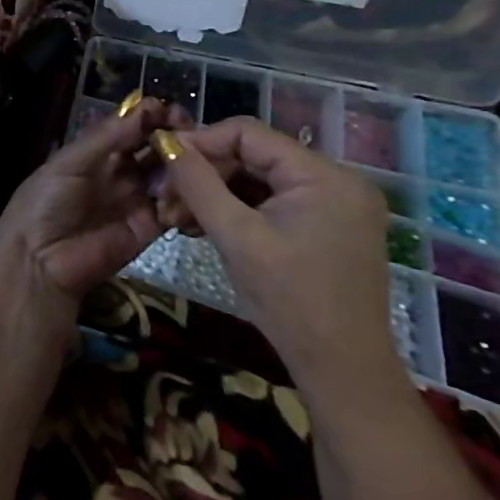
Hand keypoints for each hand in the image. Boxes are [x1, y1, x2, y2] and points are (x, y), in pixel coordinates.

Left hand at [0, 98, 191, 300]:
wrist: (40, 260)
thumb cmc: (46, 202)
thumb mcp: (69, 163)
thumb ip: (106, 138)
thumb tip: (144, 108)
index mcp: (93, 154)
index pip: (128, 128)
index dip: (149, 117)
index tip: (171, 109)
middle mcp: (116, 173)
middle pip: (152, 148)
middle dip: (172, 137)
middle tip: (192, 132)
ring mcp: (134, 199)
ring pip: (167, 175)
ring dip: (182, 165)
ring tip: (197, 158)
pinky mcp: (149, 227)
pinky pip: (173, 207)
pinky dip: (184, 196)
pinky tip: (191, 188)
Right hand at [157, 116, 397, 386]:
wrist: (339, 365)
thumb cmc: (287, 297)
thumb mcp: (234, 235)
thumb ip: (197, 183)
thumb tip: (165, 142)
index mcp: (323, 176)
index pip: (248, 134)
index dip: (199, 142)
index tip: (161, 161)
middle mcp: (336, 181)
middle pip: (252, 156)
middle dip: (203, 174)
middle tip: (163, 201)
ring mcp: (333, 206)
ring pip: (257, 180)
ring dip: (213, 194)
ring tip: (175, 219)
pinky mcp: (326, 228)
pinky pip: (270, 203)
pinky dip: (235, 211)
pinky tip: (201, 227)